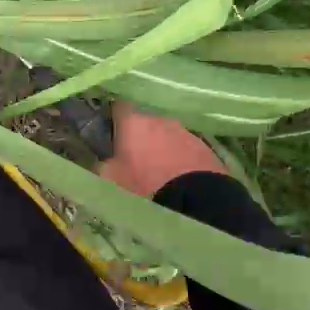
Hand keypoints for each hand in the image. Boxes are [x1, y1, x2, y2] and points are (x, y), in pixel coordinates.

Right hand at [98, 101, 228, 197]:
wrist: (199, 204)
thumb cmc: (146, 185)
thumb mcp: (112, 179)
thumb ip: (102, 164)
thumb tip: (102, 160)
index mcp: (132, 121)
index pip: (118, 106)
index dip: (115, 116)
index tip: (112, 129)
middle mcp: (159, 119)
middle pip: (146, 121)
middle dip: (142, 135)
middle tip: (138, 156)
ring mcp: (186, 132)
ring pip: (168, 135)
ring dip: (164, 146)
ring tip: (163, 169)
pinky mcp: (207, 149)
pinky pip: (188, 150)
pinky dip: (183, 159)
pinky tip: (183, 177)